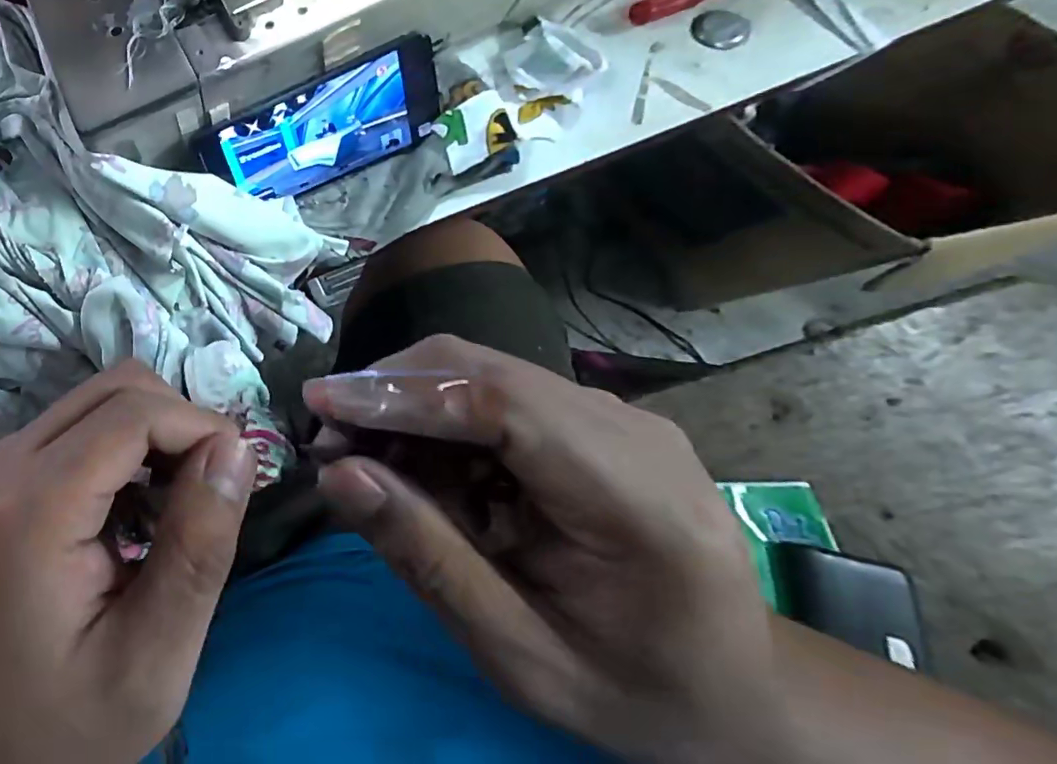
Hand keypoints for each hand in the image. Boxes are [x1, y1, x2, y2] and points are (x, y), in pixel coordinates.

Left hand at [0, 361, 255, 763]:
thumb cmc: (71, 719)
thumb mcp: (154, 656)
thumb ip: (197, 548)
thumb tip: (238, 448)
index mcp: (37, 503)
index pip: (135, 412)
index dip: (201, 428)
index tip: (241, 478)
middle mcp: (14, 459)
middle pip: (122, 388)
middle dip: (182, 423)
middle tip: (210, 494)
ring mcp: (11, 460)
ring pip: (109, 395)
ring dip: (162, 432)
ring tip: (180, 505)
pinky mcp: (20, 470)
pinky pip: (93, 419)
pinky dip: (137, 443)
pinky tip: (146, 506)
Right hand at [307, 334, 790, 763]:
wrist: (737, 688)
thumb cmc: (632, 688)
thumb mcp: (520, 652)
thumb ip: (428, 558)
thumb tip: (338, 476)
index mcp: (638, 499)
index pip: (503, 404)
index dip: (402, 394)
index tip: (320, 404)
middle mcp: (632, 430)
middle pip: (484, 368)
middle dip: (388, 391)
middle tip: (326, 441)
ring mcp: (614, 413)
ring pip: (479, 369)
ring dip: (404, 402)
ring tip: (356, 454)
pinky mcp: (591, 414)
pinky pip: (493, 391)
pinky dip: (435, 417)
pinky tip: (409, 458)